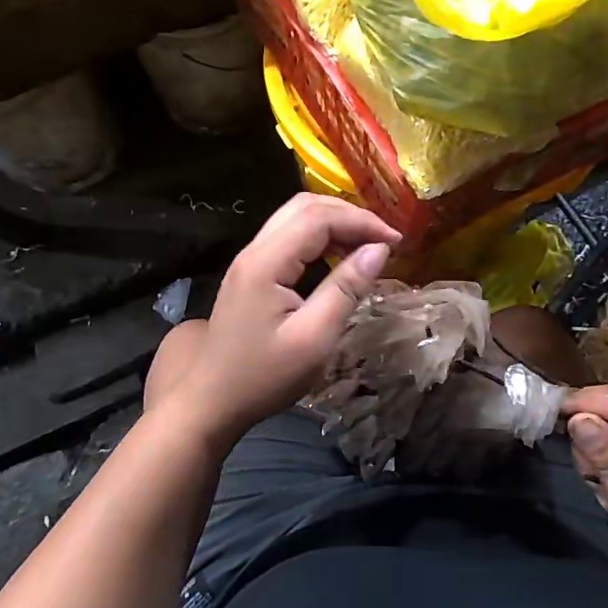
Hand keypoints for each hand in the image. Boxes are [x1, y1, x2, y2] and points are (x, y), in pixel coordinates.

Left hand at [179, 194, 400, 440]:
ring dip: (335, 223)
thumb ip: (346, 289)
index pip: (319, 218)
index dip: (362, 221)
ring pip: (296, 218)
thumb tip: (379, 250)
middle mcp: (254, 251)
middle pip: (305, 207)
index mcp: (266, 263)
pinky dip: (320, 238)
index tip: (396, 242)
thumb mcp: (314, 338)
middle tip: (385, 239)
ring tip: (369, 245)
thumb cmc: (264, 376)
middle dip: (350, 215)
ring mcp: (250, 261)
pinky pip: (289, 238)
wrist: (211, 400)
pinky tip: (340, 257)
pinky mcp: (252, 274)